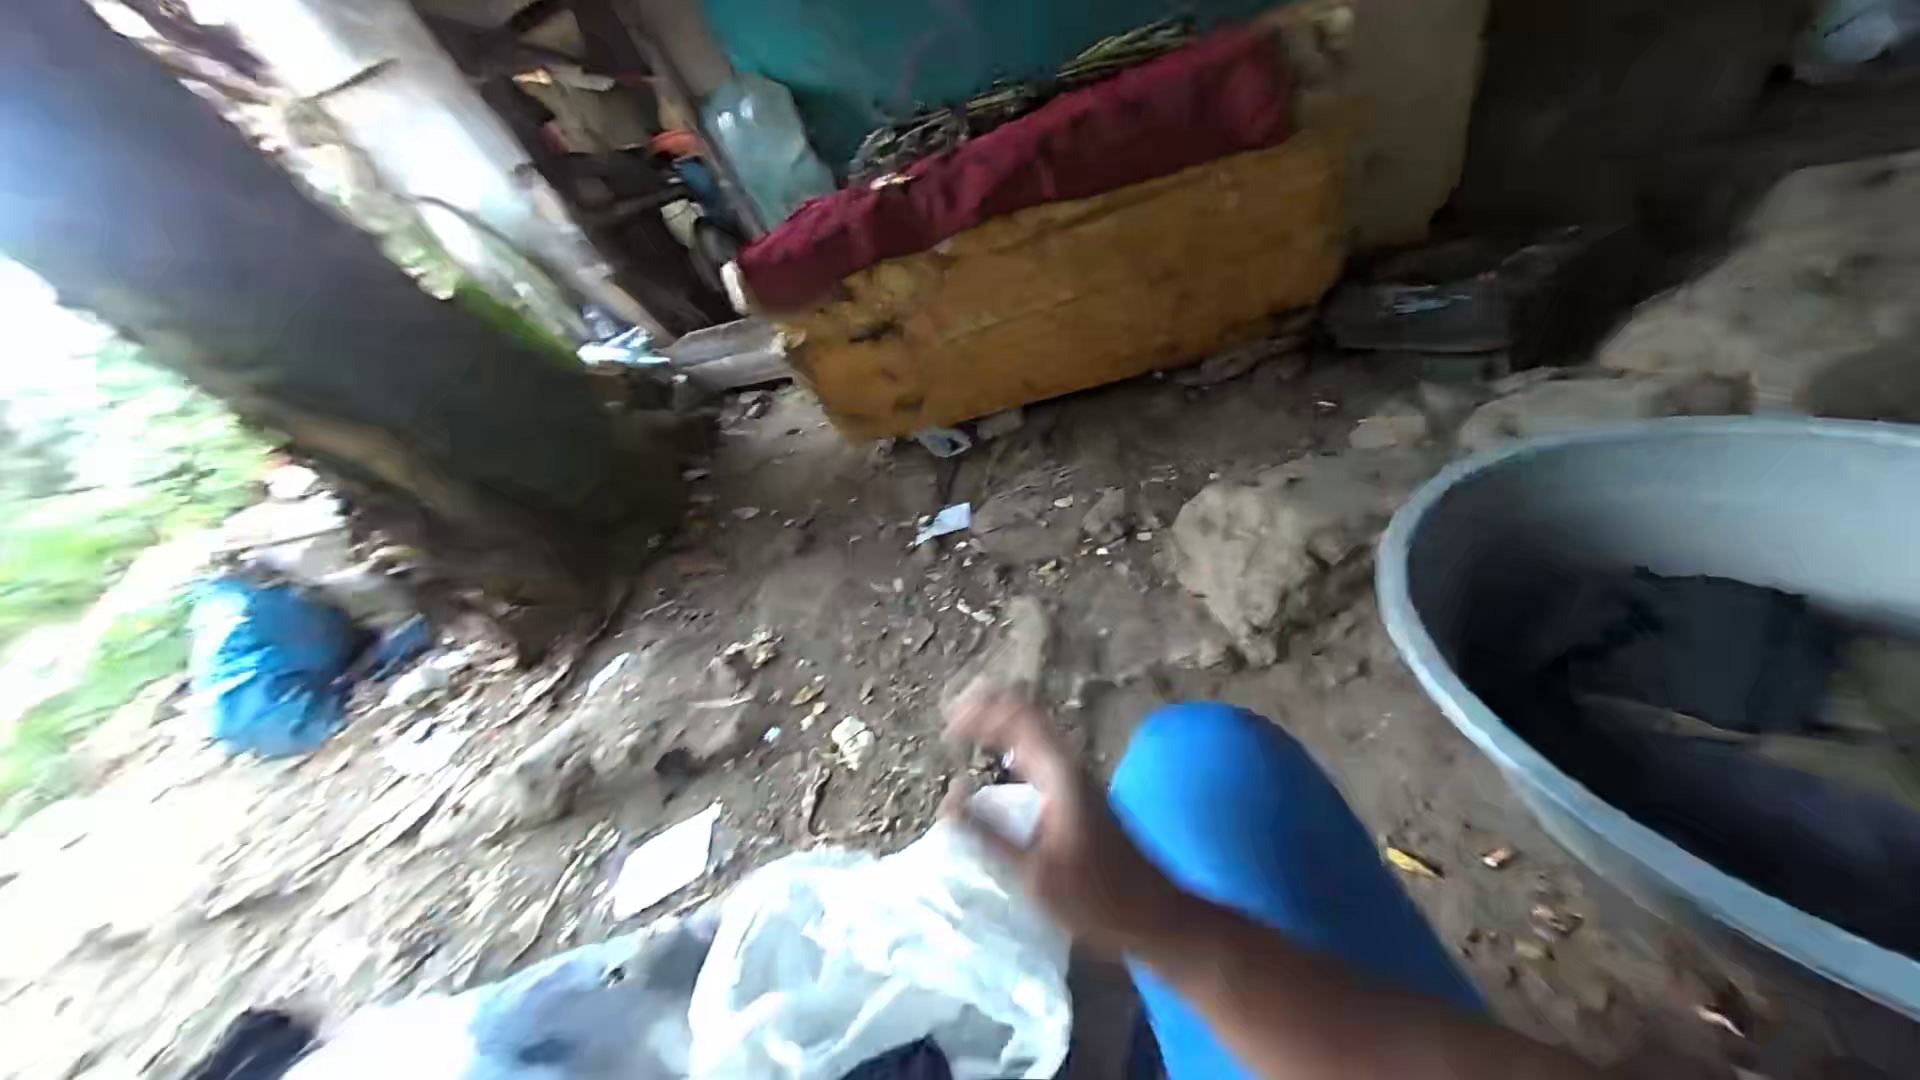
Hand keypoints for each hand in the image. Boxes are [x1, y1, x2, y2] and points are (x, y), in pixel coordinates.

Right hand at [943, 683, 1187, 955]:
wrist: (1154, 914)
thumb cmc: (1096, 898)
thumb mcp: (1035, 873)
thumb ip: (988, 833)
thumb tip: (950, 795)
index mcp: (1058, 774)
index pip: (1017, 719)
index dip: (981, 713)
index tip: (948, 724)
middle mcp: (1067, 763)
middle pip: (1024, 713)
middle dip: (987, 706)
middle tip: (952, 714)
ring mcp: (1074, 773)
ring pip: (1032, 727)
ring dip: (999, 719)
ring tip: (966, 726)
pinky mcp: (1075, 787)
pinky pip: (1038, 746)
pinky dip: (1012, 739)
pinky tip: (998, 753)